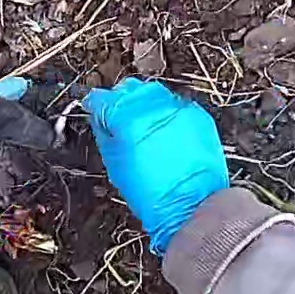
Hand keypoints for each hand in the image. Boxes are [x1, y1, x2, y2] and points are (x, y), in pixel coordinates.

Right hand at [84, 78, 227, 252]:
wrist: (191, 205)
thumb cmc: (154, 194)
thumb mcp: (114, 164)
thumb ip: (105, 133)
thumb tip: (101, 118)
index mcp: (127, 118)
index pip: (103, 98)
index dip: (96, 105)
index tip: (97, 109)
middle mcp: (153, 107)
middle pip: (130, 88)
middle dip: (122, 101)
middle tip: (120, 120)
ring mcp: (177, 110)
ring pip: (154, 92)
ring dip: (145, 104)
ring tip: (145, 127)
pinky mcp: (198, 116)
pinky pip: (176, 105)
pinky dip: (167, 113)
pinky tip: (165, 132)